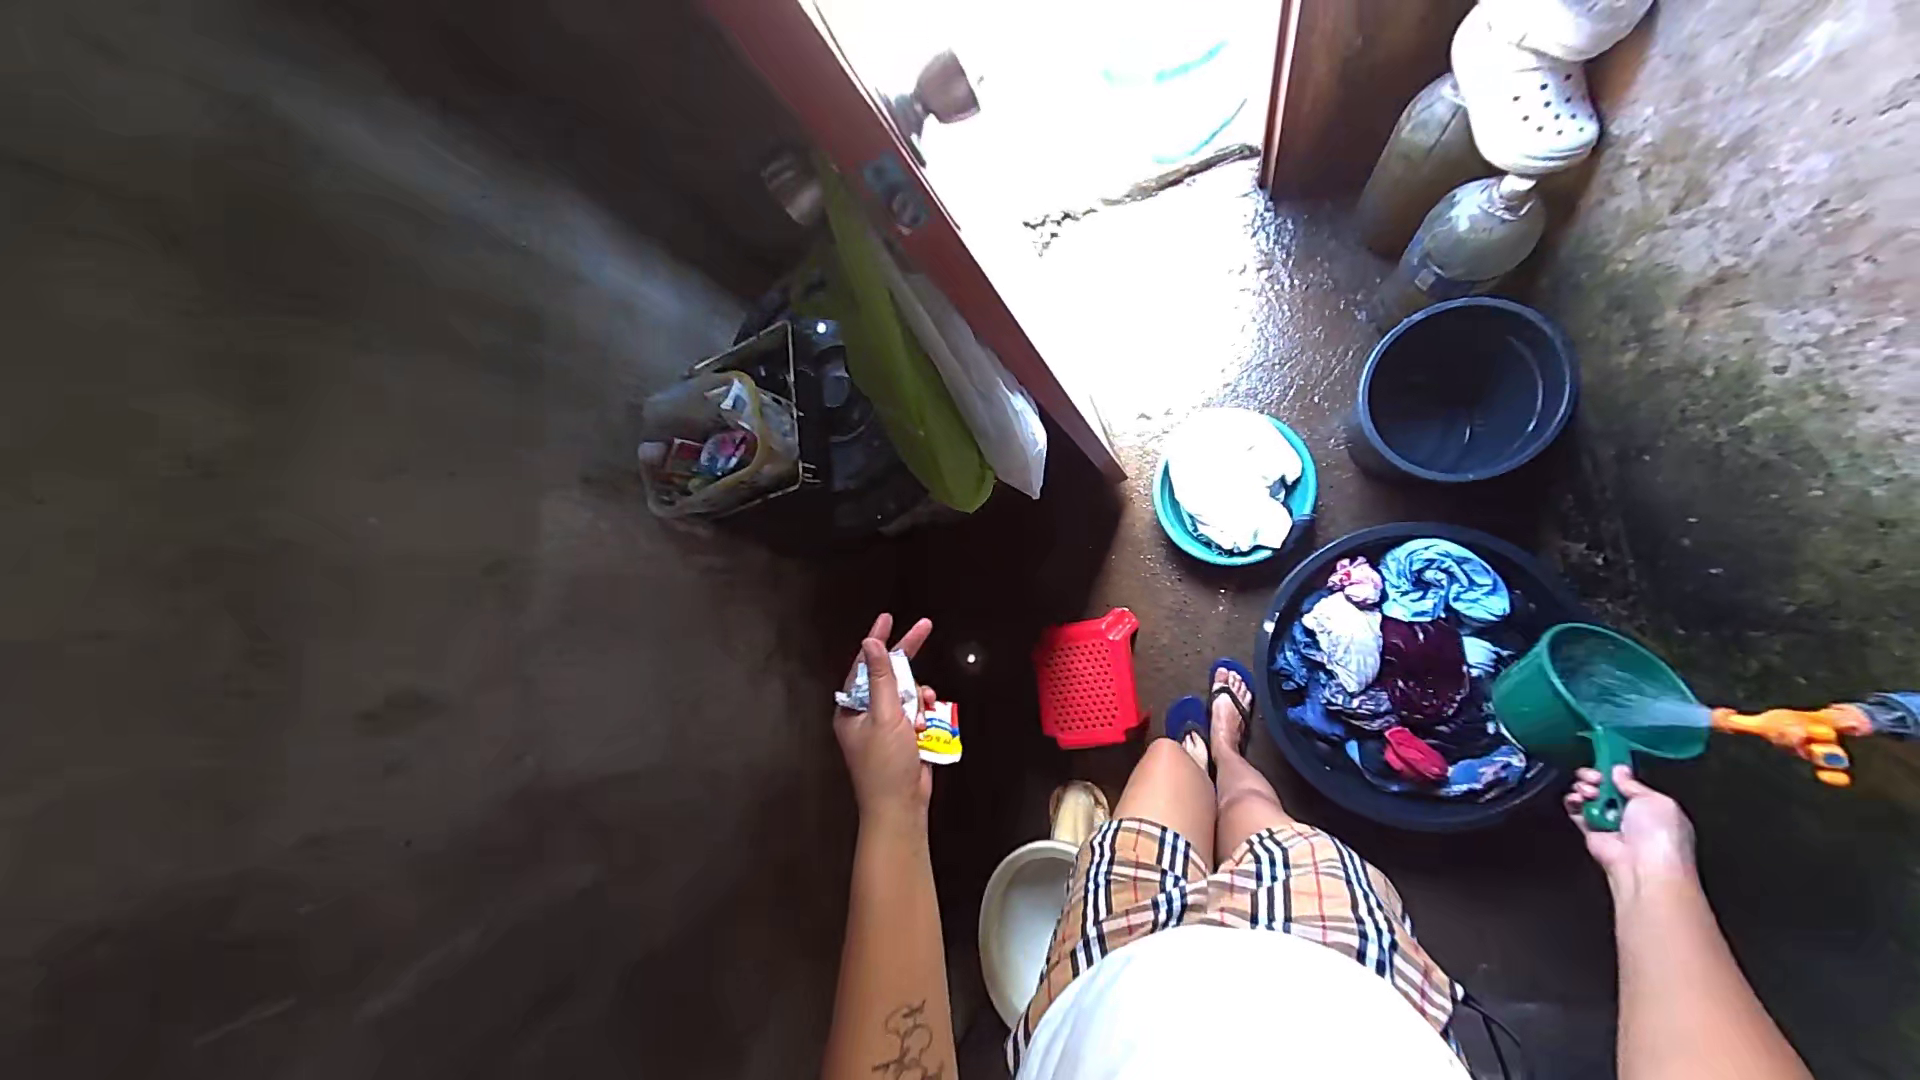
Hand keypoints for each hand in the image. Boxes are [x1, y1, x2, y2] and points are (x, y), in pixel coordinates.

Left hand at [834, 614, 935, 824]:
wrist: (901, 807)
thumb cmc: (884, 767)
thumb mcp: (883, 715)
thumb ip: (881, 677)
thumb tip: (871, 644)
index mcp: (852, 708)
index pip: (865, 665)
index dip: (878, 640)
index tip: (888, 618)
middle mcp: (868, 713)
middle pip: (890, 675)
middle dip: (908, 661)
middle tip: (924, 628)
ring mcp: (888, 724)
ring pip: (909, 692)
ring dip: (918, 699)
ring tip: (918, 718)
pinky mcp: (905, 735)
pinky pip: (918, 711)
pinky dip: (925, 714)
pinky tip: (926, 725)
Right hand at [1565, 765, 1697, 898]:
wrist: (1642, 863)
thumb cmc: (1659, 833)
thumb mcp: (1657, 801)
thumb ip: (1634, 783)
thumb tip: (1619, 770)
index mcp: (1653, 808)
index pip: (1628, 784)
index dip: (1614, 773)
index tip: (1605, 767)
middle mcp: (1631, 814)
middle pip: (1605, 788)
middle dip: (1595, 779)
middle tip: (1592, 779)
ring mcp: (1609, 822)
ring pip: (1589, 796)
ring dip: (1584, 789)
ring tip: (1587, 793)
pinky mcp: (1589, 829)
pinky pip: (1576, 810)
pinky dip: (1572, 802)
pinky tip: (1575, 799)